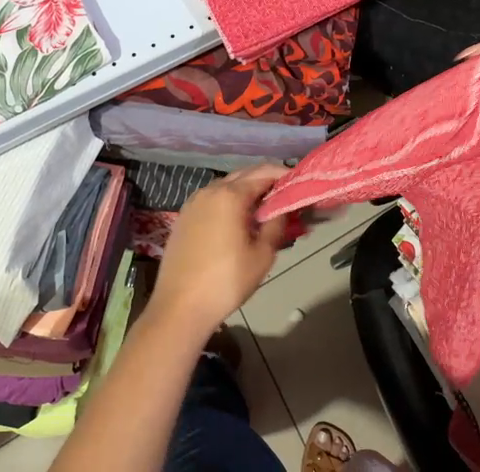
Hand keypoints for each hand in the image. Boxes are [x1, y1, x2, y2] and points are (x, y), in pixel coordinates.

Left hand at [146, 164, 291, 335]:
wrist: (179, 306)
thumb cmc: (226, 282)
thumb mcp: (262, 255)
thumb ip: (276, 224)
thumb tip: (283, 208)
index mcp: (231, 195)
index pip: (264, 173)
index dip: (284, 176)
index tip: (299, 186)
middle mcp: (210, 190)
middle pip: (244, 175)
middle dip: (266, 181)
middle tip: (285, 196)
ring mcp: (193, 202)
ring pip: (226, 185)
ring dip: (246, 191)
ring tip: (264, 209)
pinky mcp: (184, 216)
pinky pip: (212, 199)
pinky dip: (228, 201)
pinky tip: (237, 219)